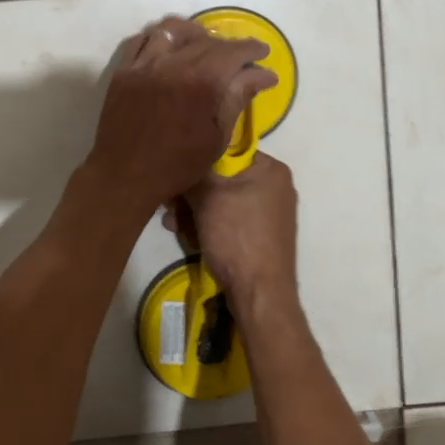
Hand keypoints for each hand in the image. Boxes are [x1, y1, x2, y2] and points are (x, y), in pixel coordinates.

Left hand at [84, 16, 278, 210]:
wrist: (125, 176)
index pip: (233, 51)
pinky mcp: (124, 70)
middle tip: (238, 57)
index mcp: (201, 81)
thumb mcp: (217, 137)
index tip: (262, 52)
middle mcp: (173, 63)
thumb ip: (238, 97)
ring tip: (203, 43)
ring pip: (172, 30)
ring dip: (193, 33)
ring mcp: (144, 64)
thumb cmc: (178, 164)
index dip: (251, 48)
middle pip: (206, 40)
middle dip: (227, 44)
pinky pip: (142, 39)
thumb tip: (264, 74)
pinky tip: (168, 47)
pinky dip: (159, 37)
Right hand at [167, 151, 299, 313]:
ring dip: (195, 212)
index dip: (199, 161)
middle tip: (169, 205)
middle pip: (223, 178)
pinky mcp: (262, 237)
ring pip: (223, 202)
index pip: (228, 150)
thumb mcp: (208, 196)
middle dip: (193, 193)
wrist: (260, 294)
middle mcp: (275, 187)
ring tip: (173, 225)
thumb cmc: (237, 236)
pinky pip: (231, 221)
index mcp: (272, 168)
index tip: (176, 174)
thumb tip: (180, 157)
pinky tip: (190, 237)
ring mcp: (270, 214)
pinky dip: (210, 226)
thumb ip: (194, 171)